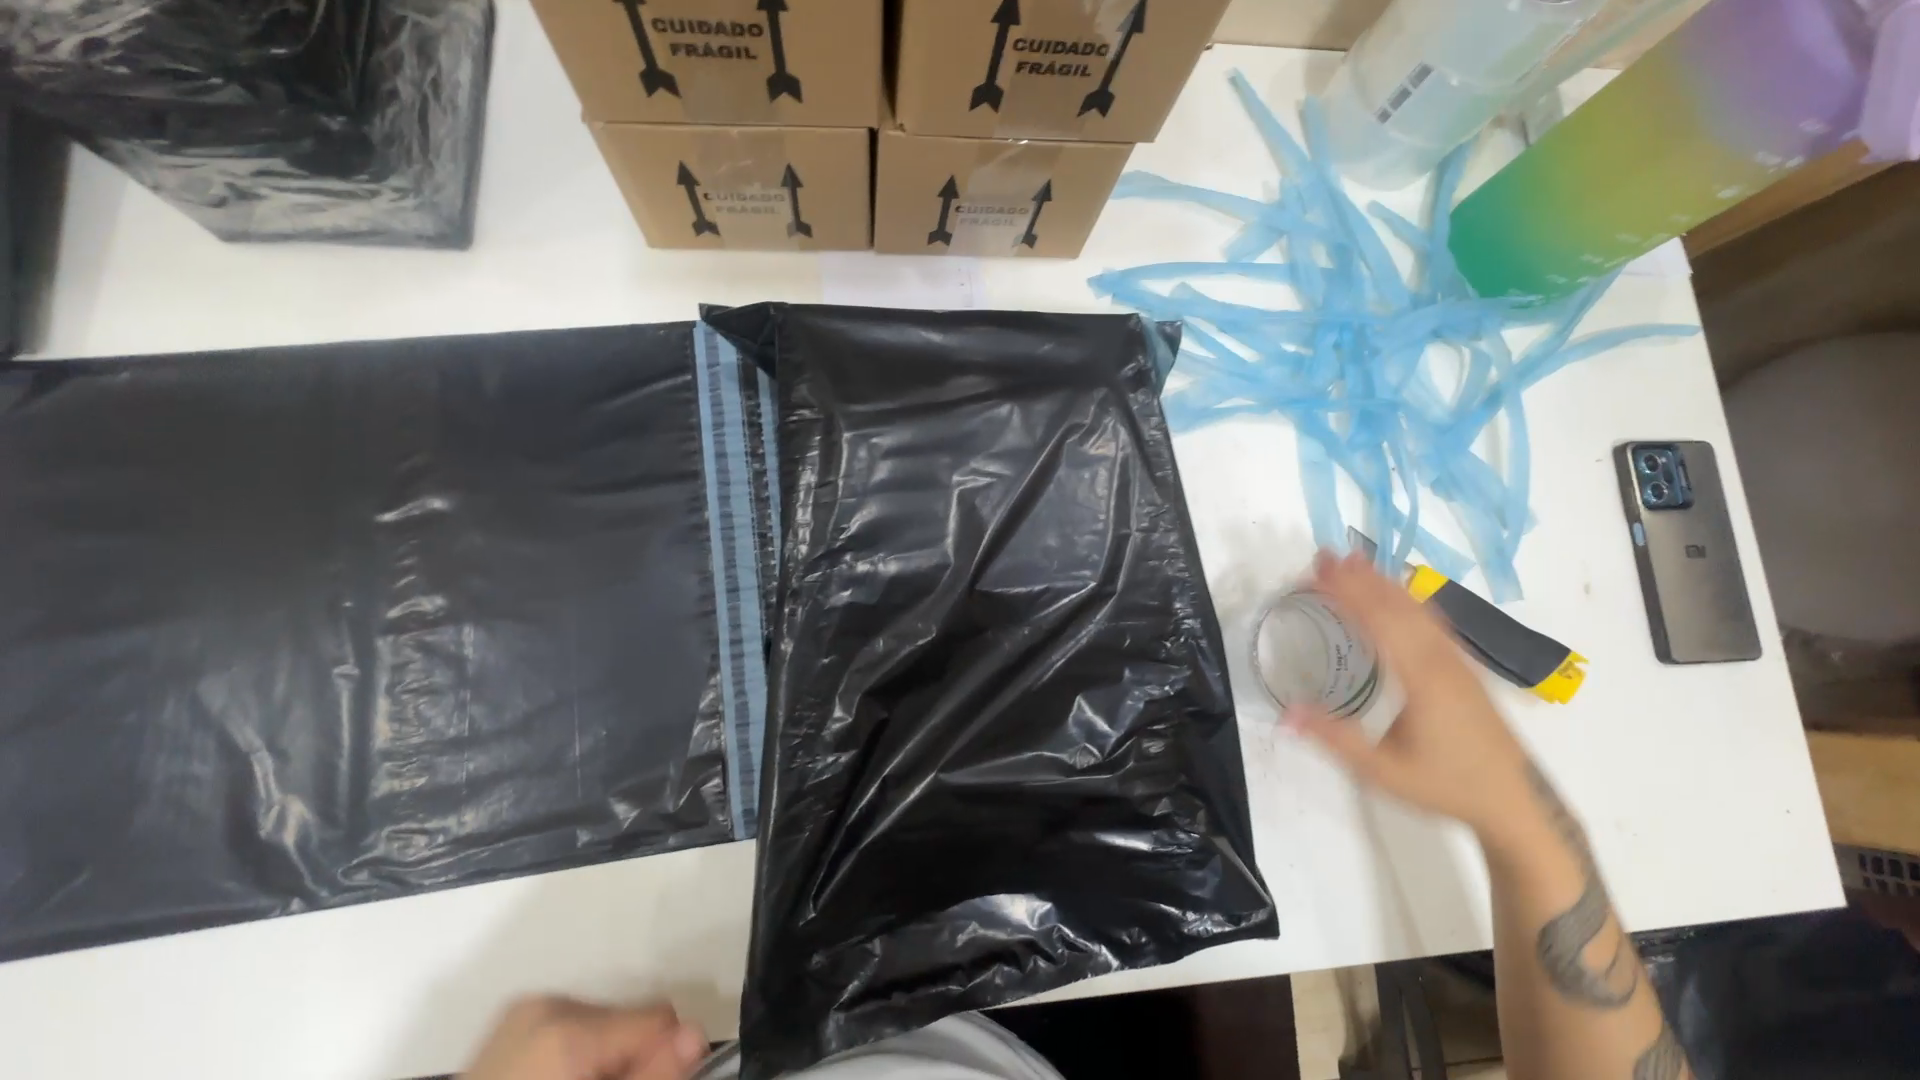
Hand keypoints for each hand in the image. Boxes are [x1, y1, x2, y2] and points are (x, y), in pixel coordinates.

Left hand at [461, 996, 708, 1079]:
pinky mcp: (511, 1018)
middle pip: (629, 1019)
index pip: (660, 1019)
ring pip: (601, 1023)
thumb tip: (697, 1034)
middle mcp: (547, 1003)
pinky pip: (569, 1025)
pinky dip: (573, 1055)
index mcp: (569, 1029)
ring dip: (601, 1059)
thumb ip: (651, 1078)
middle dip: (626, 1061)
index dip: (658, 1062)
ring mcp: (523, 1008)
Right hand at [1285, 550, 1535, 837]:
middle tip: (1324, 555)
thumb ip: (1334, 738)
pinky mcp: (1464, 668)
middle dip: (1360, 578)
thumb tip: (1286, 713)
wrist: (1515, 801)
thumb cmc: (1446, 785)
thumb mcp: (1382, 770)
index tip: (1318, 572)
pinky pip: (1433, 621)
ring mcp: (1457, 661)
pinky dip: (1408, 599)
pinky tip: (1397, 594)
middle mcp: (1440, 660)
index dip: (1348, 593)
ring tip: (1354, 561)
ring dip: (1384, 582)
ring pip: (1418, 610)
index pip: (1378, 622)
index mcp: (1420, 679)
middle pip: (1397, 606)